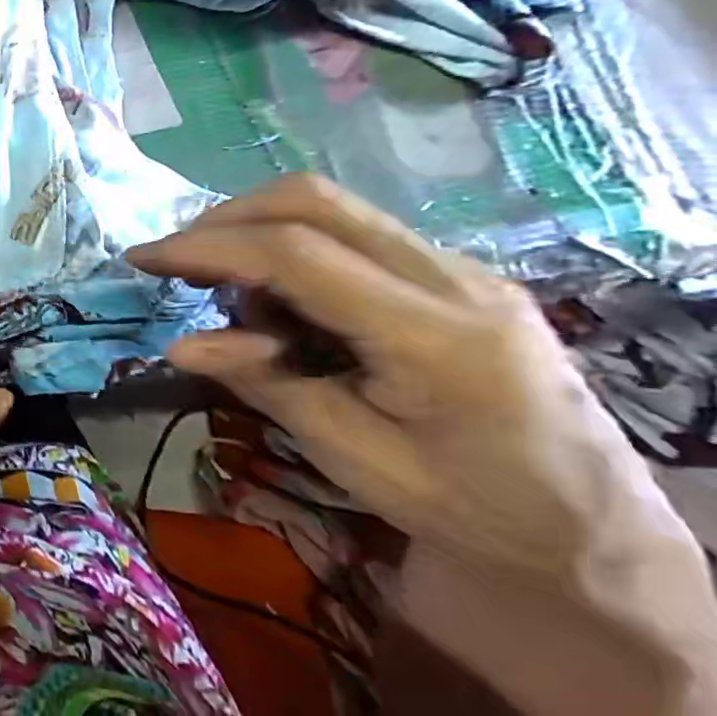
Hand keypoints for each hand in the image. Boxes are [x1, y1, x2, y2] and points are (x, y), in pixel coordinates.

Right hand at [126, 173, 636, 573]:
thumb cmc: (466, 505)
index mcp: (436, 336)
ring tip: (226, 291)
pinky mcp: (451, 272)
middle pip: (312, 202)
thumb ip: (265, 384)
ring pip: (329, 206)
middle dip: (224, 220)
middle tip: (176, 263)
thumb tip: (179, 344)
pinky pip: (350, 230)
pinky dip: (288, 246)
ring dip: (253, 229)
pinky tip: (278, 301)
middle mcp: (454, 280)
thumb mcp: (354, 457)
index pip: (295, 255)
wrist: (588, 528)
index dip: (205, 247)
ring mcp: (459, 269)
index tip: (142, 259)